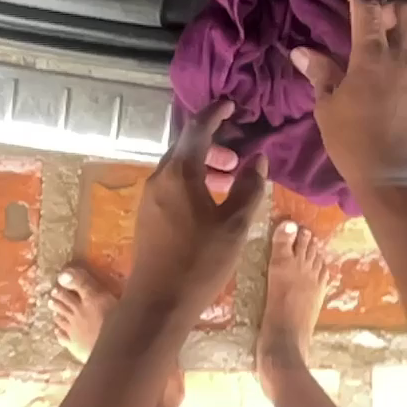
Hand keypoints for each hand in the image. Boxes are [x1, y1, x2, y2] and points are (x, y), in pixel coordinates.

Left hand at [127, 100, 267, 317]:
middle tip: (237, 157)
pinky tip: (209, 203)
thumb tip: (258, 160)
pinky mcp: (148, 214)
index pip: (197, 128)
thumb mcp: (234, 225)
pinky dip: (192, 180)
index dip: (215, 112)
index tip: (231, 103)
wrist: (157, 303)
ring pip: (178, 166)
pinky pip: (172, 183)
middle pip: (186, 146)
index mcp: (179, 172)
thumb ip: (248, 188)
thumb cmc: (199, 262)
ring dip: (203, 164)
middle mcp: (159, 177)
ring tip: (228, 180)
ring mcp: (150, 196)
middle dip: (213, 144)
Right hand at [291, 0, 406, 194]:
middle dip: (398, 8)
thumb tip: (301, 51)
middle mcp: (405, 59)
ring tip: (406, 44)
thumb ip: (320, 74)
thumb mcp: (327, 108)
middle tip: (384, 22)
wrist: (396, 180)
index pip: (369, 11)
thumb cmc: (354, 143)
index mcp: (371, 58)